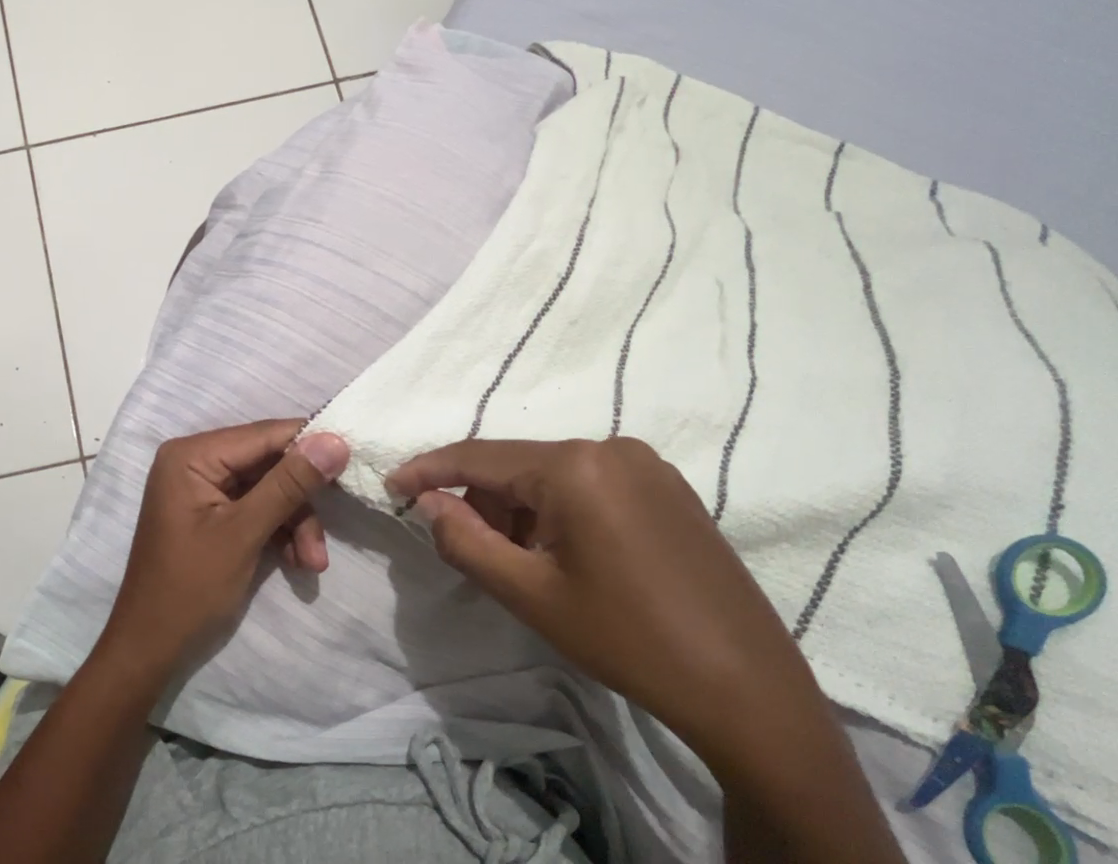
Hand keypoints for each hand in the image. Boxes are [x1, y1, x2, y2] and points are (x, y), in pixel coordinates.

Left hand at [96, 422, 349, 677]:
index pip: (264, 435)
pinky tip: (296, 563)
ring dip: (296, 524)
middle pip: (270, 463)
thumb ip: (289, 484)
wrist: (151, 646)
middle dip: (302, 502)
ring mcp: (203, 489)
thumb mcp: (244, 533)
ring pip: (270, 490)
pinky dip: (279, 533)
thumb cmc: (189, 587)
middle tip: (327, 537)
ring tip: (312, 563)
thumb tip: (335, 440)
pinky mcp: (213, 515)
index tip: (355, 462)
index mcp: (192, 455)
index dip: (311, 446)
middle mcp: (196, 461)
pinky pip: (257, 509)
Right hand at [386, 437, 818, 752]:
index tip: (390, 486)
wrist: (745, 686)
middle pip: (517, 466)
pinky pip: (591, 485)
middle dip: (481, 502)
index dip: (427, 470)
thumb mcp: (527, 594)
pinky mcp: (670, 490)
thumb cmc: (626, 638)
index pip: (478, 457)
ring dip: (521, 510)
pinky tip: (565, 558)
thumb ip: (463, 540)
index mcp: (574, 467)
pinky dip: (559, 512)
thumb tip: (428, 502)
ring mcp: (648, 466)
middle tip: (468, 552)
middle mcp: (611, 448)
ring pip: (553, 476)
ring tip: (522, 566)